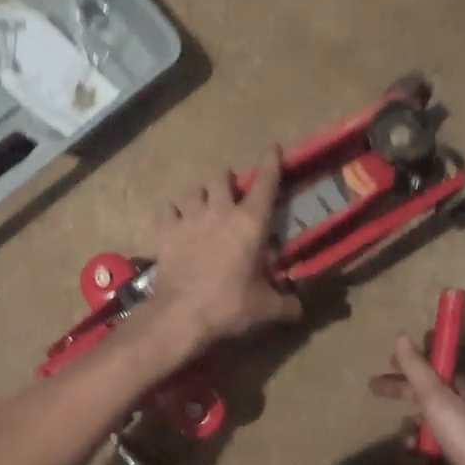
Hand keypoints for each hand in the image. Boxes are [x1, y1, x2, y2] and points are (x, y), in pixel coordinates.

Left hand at [146, 152, 302, 353]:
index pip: (266, 182)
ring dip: (200, 193)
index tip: (274, 149)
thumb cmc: (230, 306)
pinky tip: (176, 221)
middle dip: (227, 180)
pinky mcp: (165, 231)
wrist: (182, 315)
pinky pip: (168, 209)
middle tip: (230, 192)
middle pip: (221, 176)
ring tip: (202, 204)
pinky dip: (174, 212)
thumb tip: (299, 308)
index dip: (272, 163)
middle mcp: (220, 211)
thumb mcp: (266, 308)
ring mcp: (189, 218)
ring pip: (193, 189)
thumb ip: (287, 304)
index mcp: (251, 223)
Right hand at [369, 334, 464, 464]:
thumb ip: (418, 369)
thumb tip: (401, 335)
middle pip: (425, 391)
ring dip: (409, 424)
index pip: (432, 366)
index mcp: (459, 387)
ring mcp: (460, 431)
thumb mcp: (437, 398)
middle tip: (373, 388)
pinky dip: (419, 446)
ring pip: (426, 420)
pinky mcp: (456, 455)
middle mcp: (461, 405)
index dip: (410, 361)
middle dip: (400, 390)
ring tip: (403, 436)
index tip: (388, 359)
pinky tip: (414, 453)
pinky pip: (430, 444)